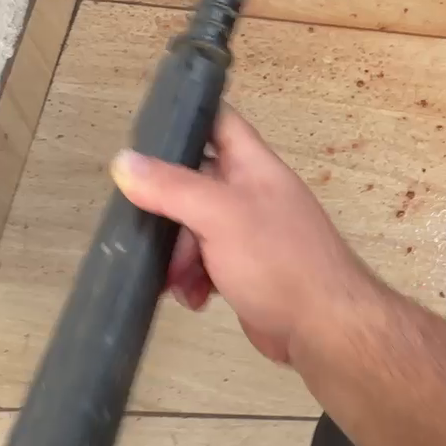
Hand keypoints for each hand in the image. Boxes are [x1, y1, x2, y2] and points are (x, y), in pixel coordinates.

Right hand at [109, 103, 379, 364]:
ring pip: (195, 228)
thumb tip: (123, 161)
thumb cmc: (278, 258)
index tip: (143, 134)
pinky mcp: (245, 268)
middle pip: (195, 183)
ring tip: (176, 281)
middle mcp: (253, 193)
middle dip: (167, 210)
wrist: (322, 326)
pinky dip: (193, 279)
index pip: (220, 123)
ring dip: (177, 254)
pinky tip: (195, 298)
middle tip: (149, 237)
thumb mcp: (221, 215)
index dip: (187, 119)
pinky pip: (205, 262)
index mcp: (255, 166)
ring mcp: (250, 232)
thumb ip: (173, 188)